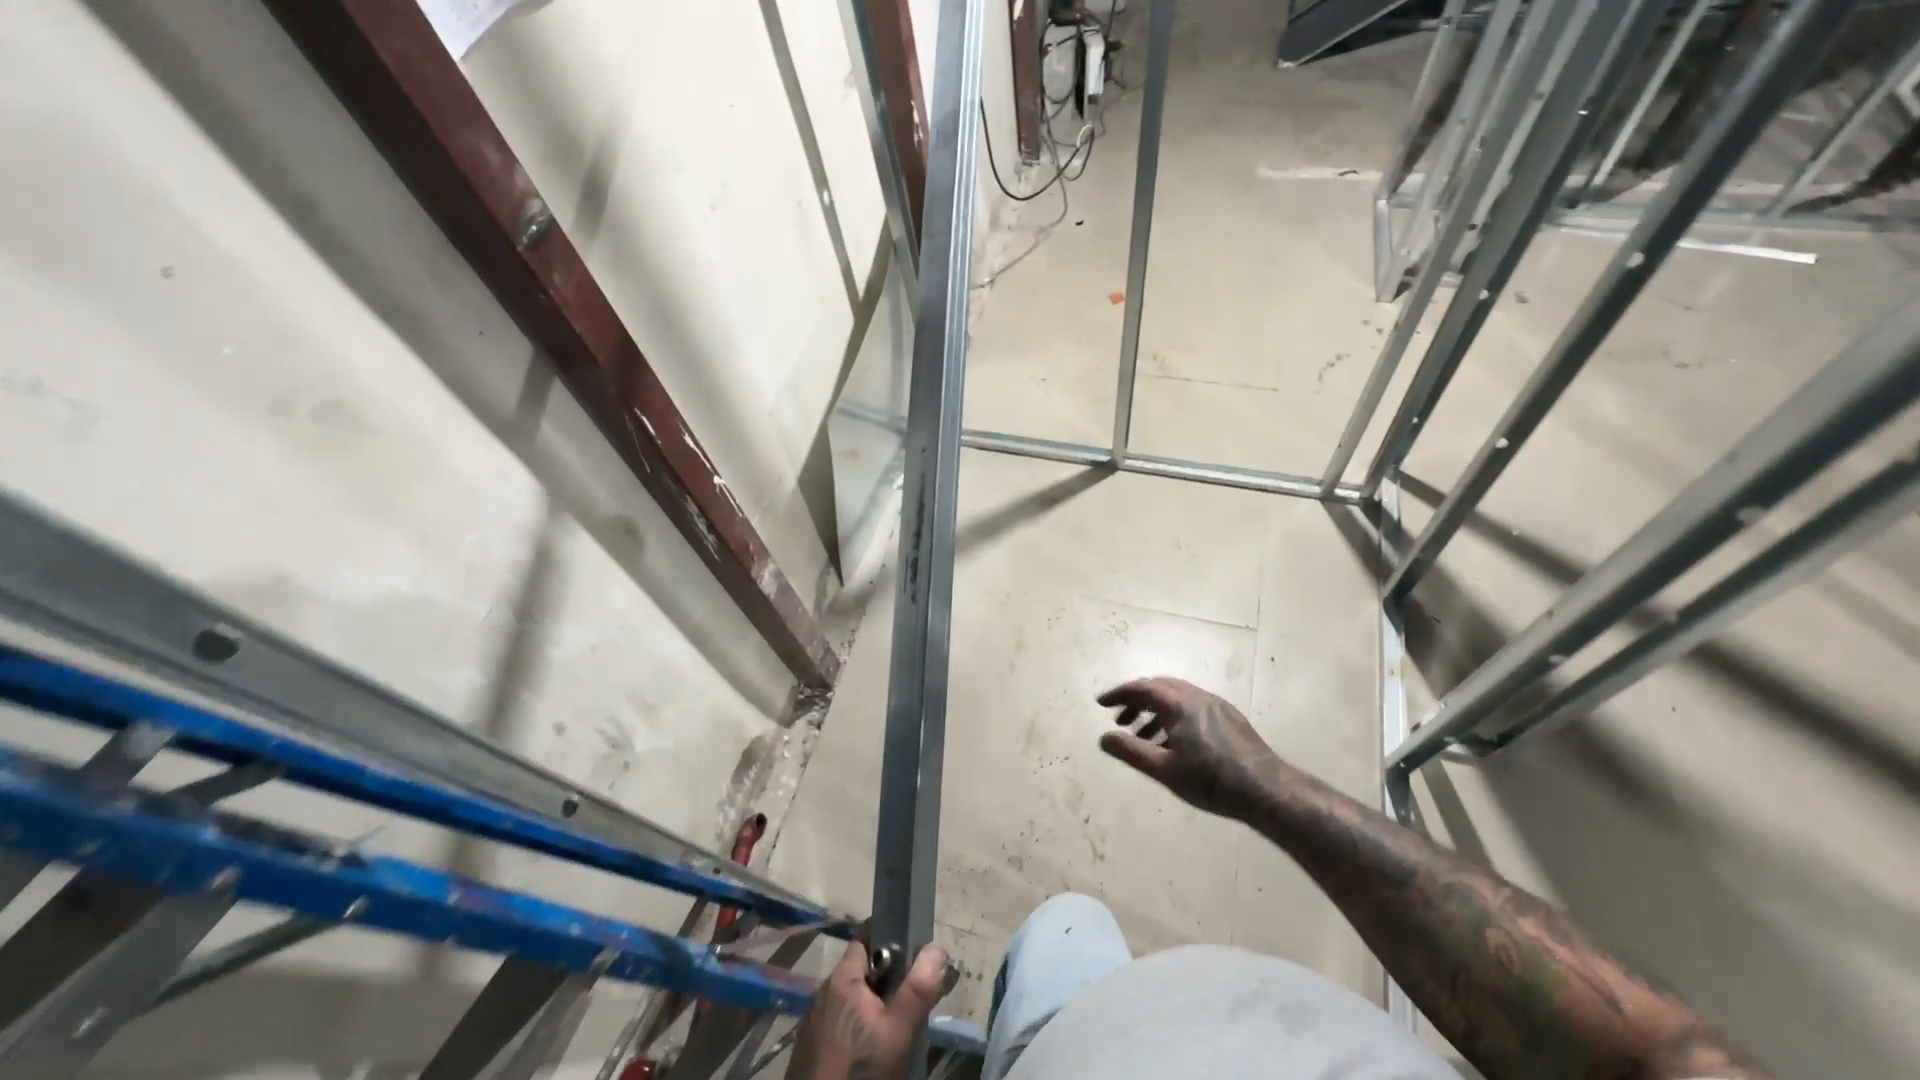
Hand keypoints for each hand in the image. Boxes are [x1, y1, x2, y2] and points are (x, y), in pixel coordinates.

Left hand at [786, 941, 949, 1079]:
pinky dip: (858, 1023)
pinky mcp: (812, 1042)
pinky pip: (841, 1019)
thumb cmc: (859, 1066)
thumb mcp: (897, 1030)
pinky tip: (872, 1044)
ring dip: (873, 1002)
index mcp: (842, 978)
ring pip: (851, 997)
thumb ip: (917, 990)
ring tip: (897, 1020)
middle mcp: (824, 990)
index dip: (891, 938)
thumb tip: (938, 947)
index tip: (915, 950)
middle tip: (913, 993)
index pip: (866, 938)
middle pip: (861, 970)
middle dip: (888, 977)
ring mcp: (815, 1018)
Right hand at [1097, 676, 1278, 820]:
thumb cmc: (1212, 782)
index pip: (1143, 688)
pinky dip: (1173, 715)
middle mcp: (1198, 697)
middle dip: (1136, 699)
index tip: (1101, 703)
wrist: (1268, 790)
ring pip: (1178, 697)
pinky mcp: (1229, 717)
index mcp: (1181, 705)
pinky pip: (1193, 706)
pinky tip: (1172, 742)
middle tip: (1119, 718)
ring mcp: (1217, 705)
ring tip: (1141, 734)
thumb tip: (1103, 738)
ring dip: (1155, 709)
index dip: (1119, 694)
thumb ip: (1131, 752)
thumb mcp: (1165, 771)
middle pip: (1160, 687)